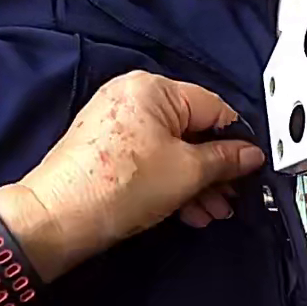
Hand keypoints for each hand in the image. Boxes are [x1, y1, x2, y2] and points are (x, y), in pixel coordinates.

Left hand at [0, 71, 265, 280]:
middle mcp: (130, 98)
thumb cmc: (117, 187)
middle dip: (214, 170)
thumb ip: (225, 159)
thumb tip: (249, 154)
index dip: (236, 141)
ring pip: (170, 150)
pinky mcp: (104, 150)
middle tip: (230, 199)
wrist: (57, 218)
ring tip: (210, 213)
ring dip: (194, 183)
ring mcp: (114, 124)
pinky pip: (148, 160)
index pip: (213, 108)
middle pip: (190, 130)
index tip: (249, 170)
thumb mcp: (187, 172)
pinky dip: (169, 183)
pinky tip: (187, 212)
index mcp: (151, 87)